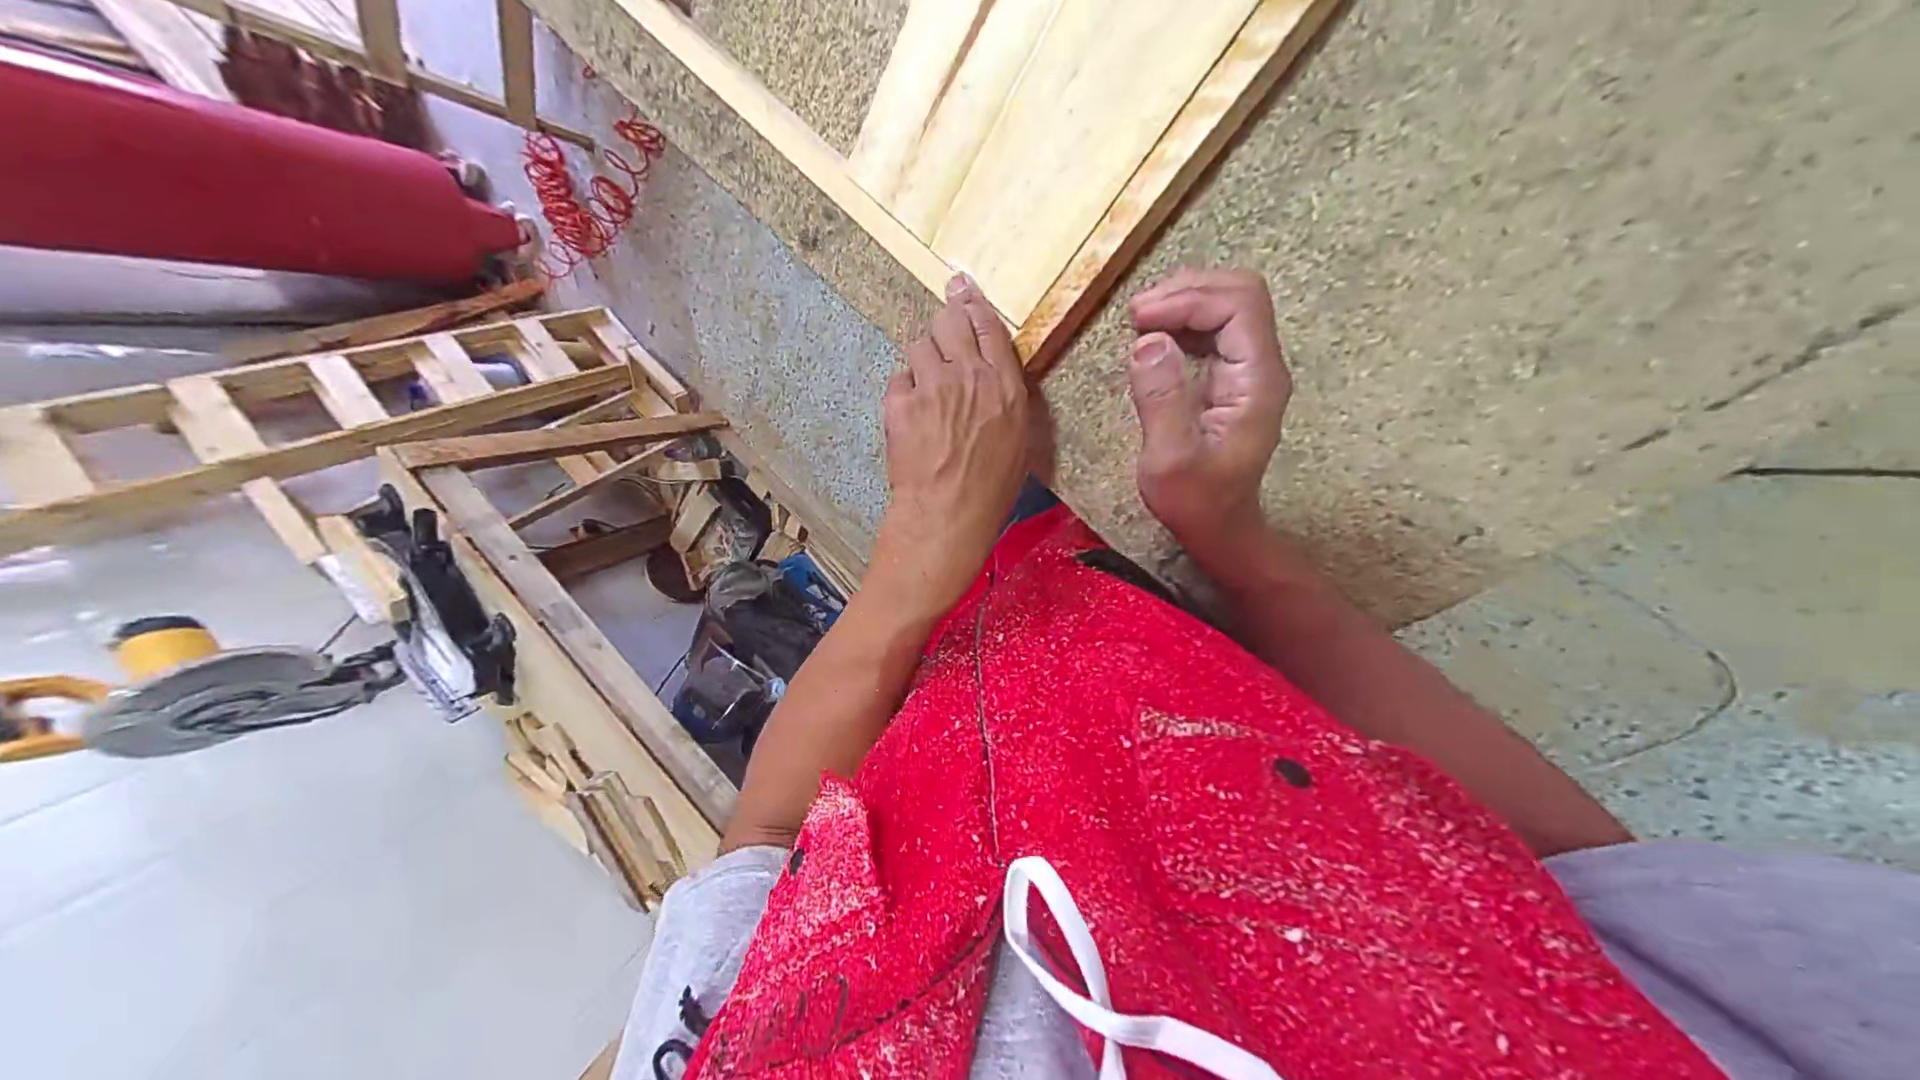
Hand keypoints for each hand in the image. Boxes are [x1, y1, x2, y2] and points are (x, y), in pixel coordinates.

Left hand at [871, 275, 1030, 618]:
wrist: (948, 515)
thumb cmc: (991, 489)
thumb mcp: (1019, 439)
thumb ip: (1006, 396)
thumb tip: (992, 372)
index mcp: (1006, 385)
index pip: (987, 324)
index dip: (972, 303)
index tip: (963, 289)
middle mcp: (970, 375)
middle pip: (949, 319)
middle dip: (944, 322)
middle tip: (942, 335)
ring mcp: (932, 385)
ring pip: (918, 344)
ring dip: (922, 360)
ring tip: (927, 389)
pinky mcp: (901, 400)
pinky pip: (899, 377)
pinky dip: (904, 389)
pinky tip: (912, 414)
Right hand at [1127, 268, 1290, 555]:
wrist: (1220, 527)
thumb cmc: (1195, 501)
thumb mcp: (1168, 459)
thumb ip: (1160, 400)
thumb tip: (1146, 341)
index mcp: (1257, 381)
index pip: (1238, 305)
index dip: (1187, 298)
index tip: (1139, 319)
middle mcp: (1262, 366)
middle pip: (1239, 293)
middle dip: (1186, 290)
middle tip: (1136, 314)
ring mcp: (1250, 369)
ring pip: (1229, 305)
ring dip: (1183, 302)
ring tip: (1139, 321)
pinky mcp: (1234, 377)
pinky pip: (1216, 328)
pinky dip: (1184, 321)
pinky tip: (1155, 336)